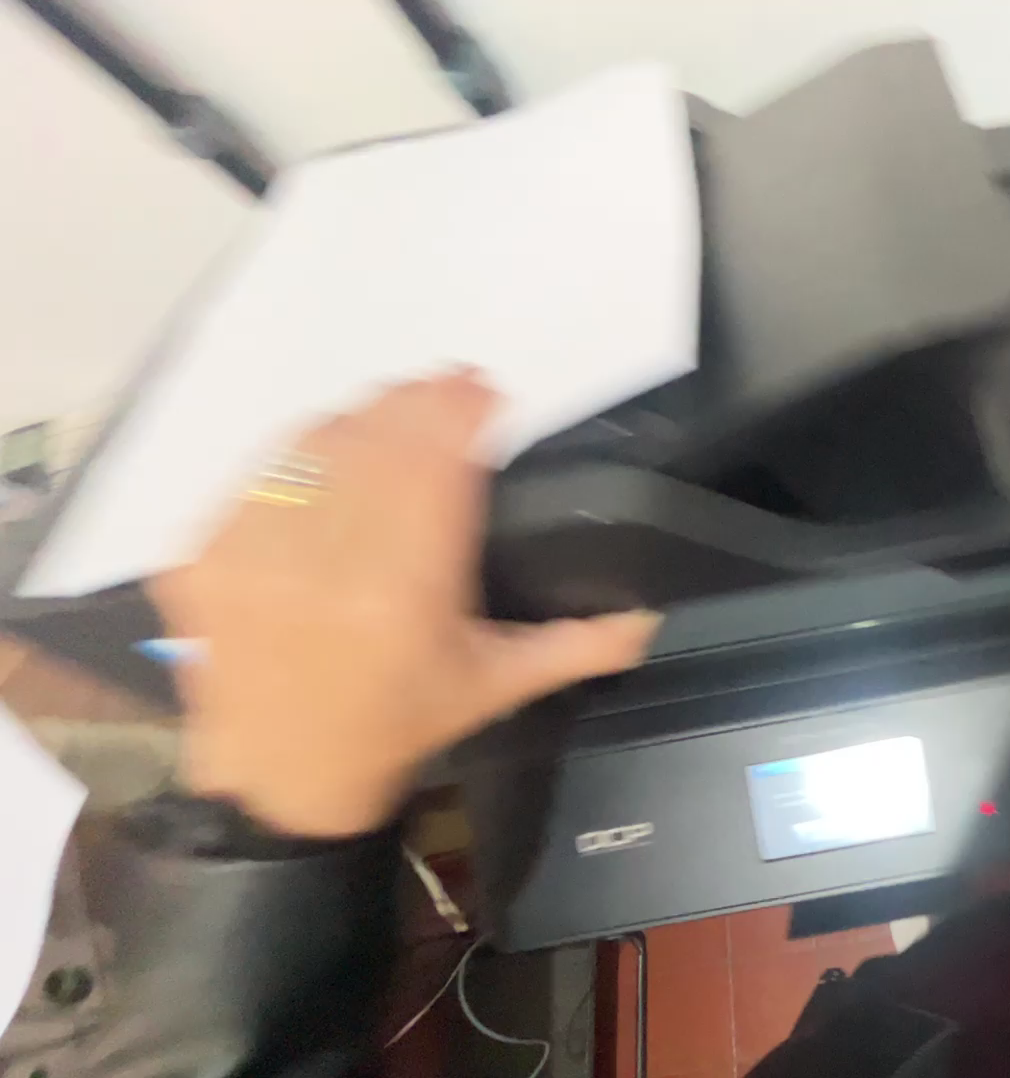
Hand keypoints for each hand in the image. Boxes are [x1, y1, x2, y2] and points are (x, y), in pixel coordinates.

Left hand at [149, 371, 660, 836]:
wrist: (279, 779)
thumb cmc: (405, 724)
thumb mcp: (504, 685)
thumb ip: (585, 645)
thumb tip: (654, 614)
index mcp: (404, 595)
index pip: (434, 471)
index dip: (461, 418)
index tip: (490, 391)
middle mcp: (322, 566)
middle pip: (375, 444)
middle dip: (422, 400)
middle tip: (461, 380)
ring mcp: (251, 557)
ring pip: (314, 446)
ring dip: (369, 411)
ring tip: (410, 400)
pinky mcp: (203, 558)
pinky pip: (262, 471)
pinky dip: (308, 443)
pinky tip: (343, 439)